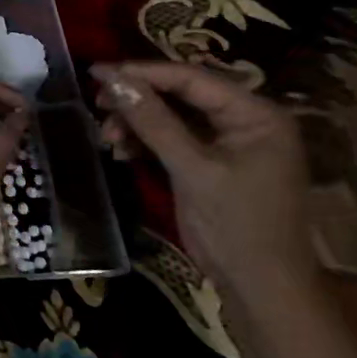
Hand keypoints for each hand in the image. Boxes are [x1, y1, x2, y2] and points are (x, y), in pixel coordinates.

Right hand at [91, 62, 309, 293]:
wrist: (259, 285)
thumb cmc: (236, 224)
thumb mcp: (192, 169)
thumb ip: (153, 121)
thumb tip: (113, 79)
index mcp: (256, 114)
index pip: (192, 78)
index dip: (143, 73)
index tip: (96, 71)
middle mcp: (245, 120)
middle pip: (181, 94)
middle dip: (137, 100)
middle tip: (97, 104)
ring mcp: (228, 142)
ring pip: (171, 116)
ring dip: (136, 123)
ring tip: (107, 137)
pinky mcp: (210, 162)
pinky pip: (172, 139)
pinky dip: (145, 142)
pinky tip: (121, 151)